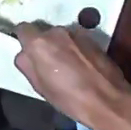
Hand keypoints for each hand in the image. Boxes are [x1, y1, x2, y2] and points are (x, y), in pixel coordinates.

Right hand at [13, 24, 130, 129]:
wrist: (108, 100)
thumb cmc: (69, 99)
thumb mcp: (40, 87)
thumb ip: (27, 65)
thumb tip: (25, 54)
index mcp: (38, 44)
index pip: (22, 29)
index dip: (24, 40)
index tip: (29, 53)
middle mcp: (56, 32)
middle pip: (43, 32)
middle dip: (44, 45)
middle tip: (48, 65)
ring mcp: (76, 33)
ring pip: (60, 36)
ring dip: (60, 46)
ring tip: (67, 67)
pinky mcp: (92, 38)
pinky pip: (75, 40)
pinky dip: (74, 48)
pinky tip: (81, 66)